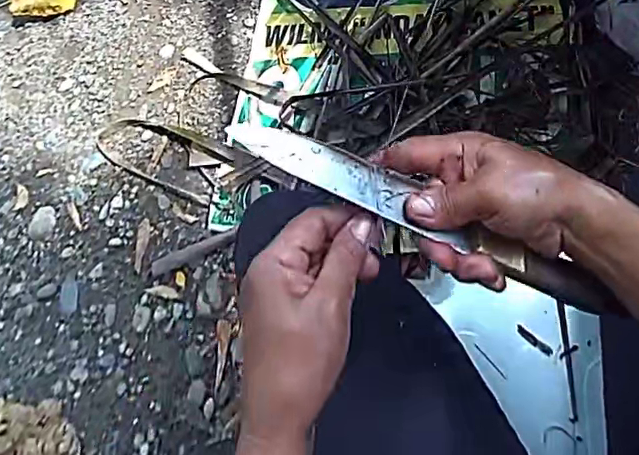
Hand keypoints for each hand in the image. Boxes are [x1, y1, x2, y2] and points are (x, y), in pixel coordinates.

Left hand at [236, 205, 379, 454]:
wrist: (281, 419)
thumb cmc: (295, 371)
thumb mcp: (331, 302)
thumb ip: (347, 256)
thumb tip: (360, 225)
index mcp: (271, 263)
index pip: (313, 218)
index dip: (346, 219)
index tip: (371, 225)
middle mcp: (266, 272)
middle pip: (314, 235)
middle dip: (347, 241)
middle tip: (371, 254)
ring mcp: (273, 290)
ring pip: (315, 256)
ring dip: (343, 260)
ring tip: (364, 273)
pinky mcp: (282, 306)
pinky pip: (311, 276)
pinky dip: (333, 277)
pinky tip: (348, 288)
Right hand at [376, 131, 601, 289]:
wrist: (575, 226)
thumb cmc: (543, 188)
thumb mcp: (490, 190)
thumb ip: (448, 200)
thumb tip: (414, 206)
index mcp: (461, 153)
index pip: (410, 154)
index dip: (384, 167)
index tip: (363, 186)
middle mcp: (462, 179)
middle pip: (419, 209)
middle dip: (433, 236)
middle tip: (448, 247)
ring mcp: (470, 209)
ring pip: (438, 239)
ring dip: (456, 256)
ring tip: (479, 258)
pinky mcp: (481, 235)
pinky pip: (459, 256)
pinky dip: (472, 266)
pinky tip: (491, 265)